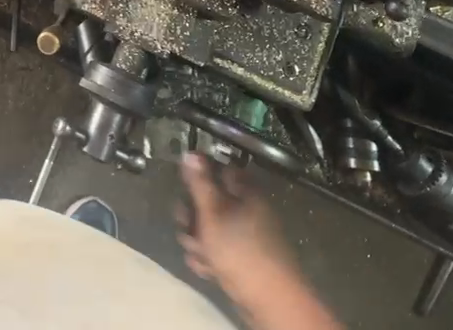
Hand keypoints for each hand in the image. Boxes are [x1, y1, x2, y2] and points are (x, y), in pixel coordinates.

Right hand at [177, 153, 299, 292]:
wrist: (270, 300)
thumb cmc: (239, 249)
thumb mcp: (213, 212)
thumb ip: (199, 182)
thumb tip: (190, 152)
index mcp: (244, 191)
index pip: (218, 169)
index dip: (198, 175)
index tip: (183, 186)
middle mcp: (247, 209)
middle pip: (210, 201)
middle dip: (192, 216)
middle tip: (185, 226)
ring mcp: (246, 235)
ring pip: (210, 229)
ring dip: (198, 240)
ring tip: (200, 254)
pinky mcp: (243, 259)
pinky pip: (218, 250)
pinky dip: (210, 258)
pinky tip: (207, 269)